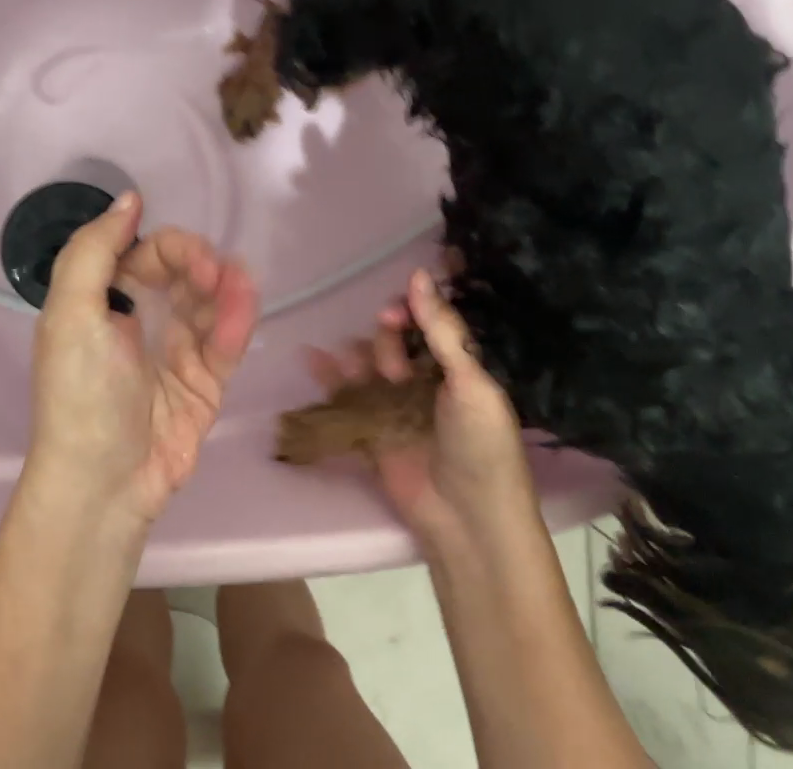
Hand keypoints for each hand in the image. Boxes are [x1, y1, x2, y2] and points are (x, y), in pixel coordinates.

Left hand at [27, 192, 258, 523]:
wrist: (103, 482)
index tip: (184, 253)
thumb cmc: (81, 394)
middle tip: (210, 272)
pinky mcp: (204, 384)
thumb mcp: (69, 314)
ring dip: (224, 287)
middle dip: (197, 263)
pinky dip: (236, 321)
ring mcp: (174, 354)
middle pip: (179, 274)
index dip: (165, 247)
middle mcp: (138, 323)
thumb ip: (93, 250)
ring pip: (207, 304)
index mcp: (99, 304)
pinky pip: (225, 343)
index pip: (140, 255)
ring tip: (238, 282)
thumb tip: (129, 198)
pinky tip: (245, 303)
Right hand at [311, 270, 538, 539]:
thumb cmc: (481, 446)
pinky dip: (331, 379)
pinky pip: (349, 400)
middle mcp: (428, 386)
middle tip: (383, 328)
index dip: (415, 311)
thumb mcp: (470, 382)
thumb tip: (418, 274)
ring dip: (357, 354)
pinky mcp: (373, 434)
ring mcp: (398, 410)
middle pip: (398, 346)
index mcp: (460, 371)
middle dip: (387, 334)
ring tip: (342, 349)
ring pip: (371, 370)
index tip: (398, 306)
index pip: (433, 328)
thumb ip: (442, 331)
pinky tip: (311, 358)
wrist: (468, 519)